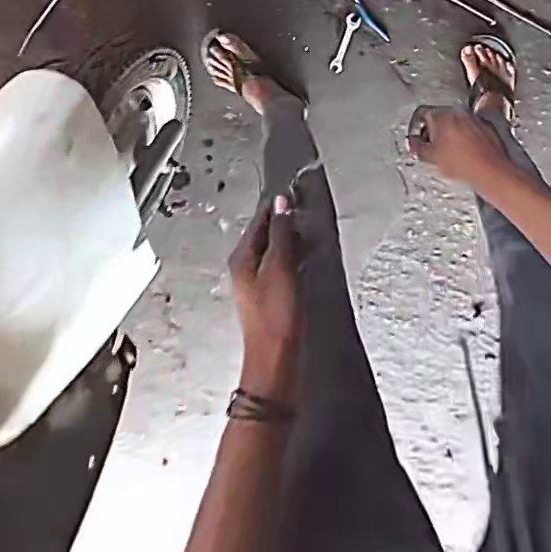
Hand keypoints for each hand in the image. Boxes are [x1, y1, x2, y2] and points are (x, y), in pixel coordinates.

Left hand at [230, 194, 302, 398]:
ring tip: (308, 226)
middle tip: (305, 204)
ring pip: (274, 248)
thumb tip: (281, 203)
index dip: (277, 204)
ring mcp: (257, 282)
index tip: (296, 188)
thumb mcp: (280, 268)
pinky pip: (281, 263)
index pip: (260, 219)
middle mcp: (246, 267)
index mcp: (242, 257)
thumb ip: (282, 234)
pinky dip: (293, 254)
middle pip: (266, 232)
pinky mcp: (271, 294)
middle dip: (284, 219)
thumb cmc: (276, 317)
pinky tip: (305, 255)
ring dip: (290, 237)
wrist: (276, 363)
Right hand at [407, 105, 518, 186]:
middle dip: (436, 131)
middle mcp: (459, 113)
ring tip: (451, 153)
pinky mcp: (488, 129)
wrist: (490, 171)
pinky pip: (472, 130)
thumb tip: (412, 143)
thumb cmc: (462, 164)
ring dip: (452, 135)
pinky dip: (468, 139)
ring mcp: (475, 120)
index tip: (420, 140)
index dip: (419, 129)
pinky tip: (466, 154)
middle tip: (434, 148)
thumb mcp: (431, 158)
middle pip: (441, 118)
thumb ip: (417, 148)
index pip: (424, 115)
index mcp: (442, 115)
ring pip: (458, 124)